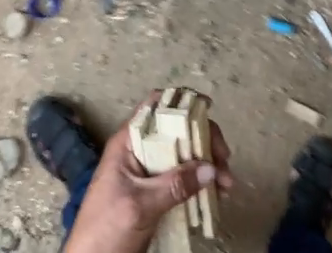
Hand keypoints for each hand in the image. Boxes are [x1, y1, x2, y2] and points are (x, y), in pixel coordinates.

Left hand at [66, 92, 232, 252]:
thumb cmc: (105, 229)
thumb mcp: (139, 205)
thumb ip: (173, 185)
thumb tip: (210, 168)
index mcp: (128, 143)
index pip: (155, 107)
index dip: (181, 103)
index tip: (207, 110)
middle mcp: (139, 151)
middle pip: (177, 131)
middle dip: (204, 141)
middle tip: (225, 162)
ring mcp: (147, 173)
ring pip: (183, 156)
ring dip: (207, 165)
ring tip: (226, 186)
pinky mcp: (155, 194)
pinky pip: (182, 180)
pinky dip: (200, 184)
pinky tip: (215, 195)